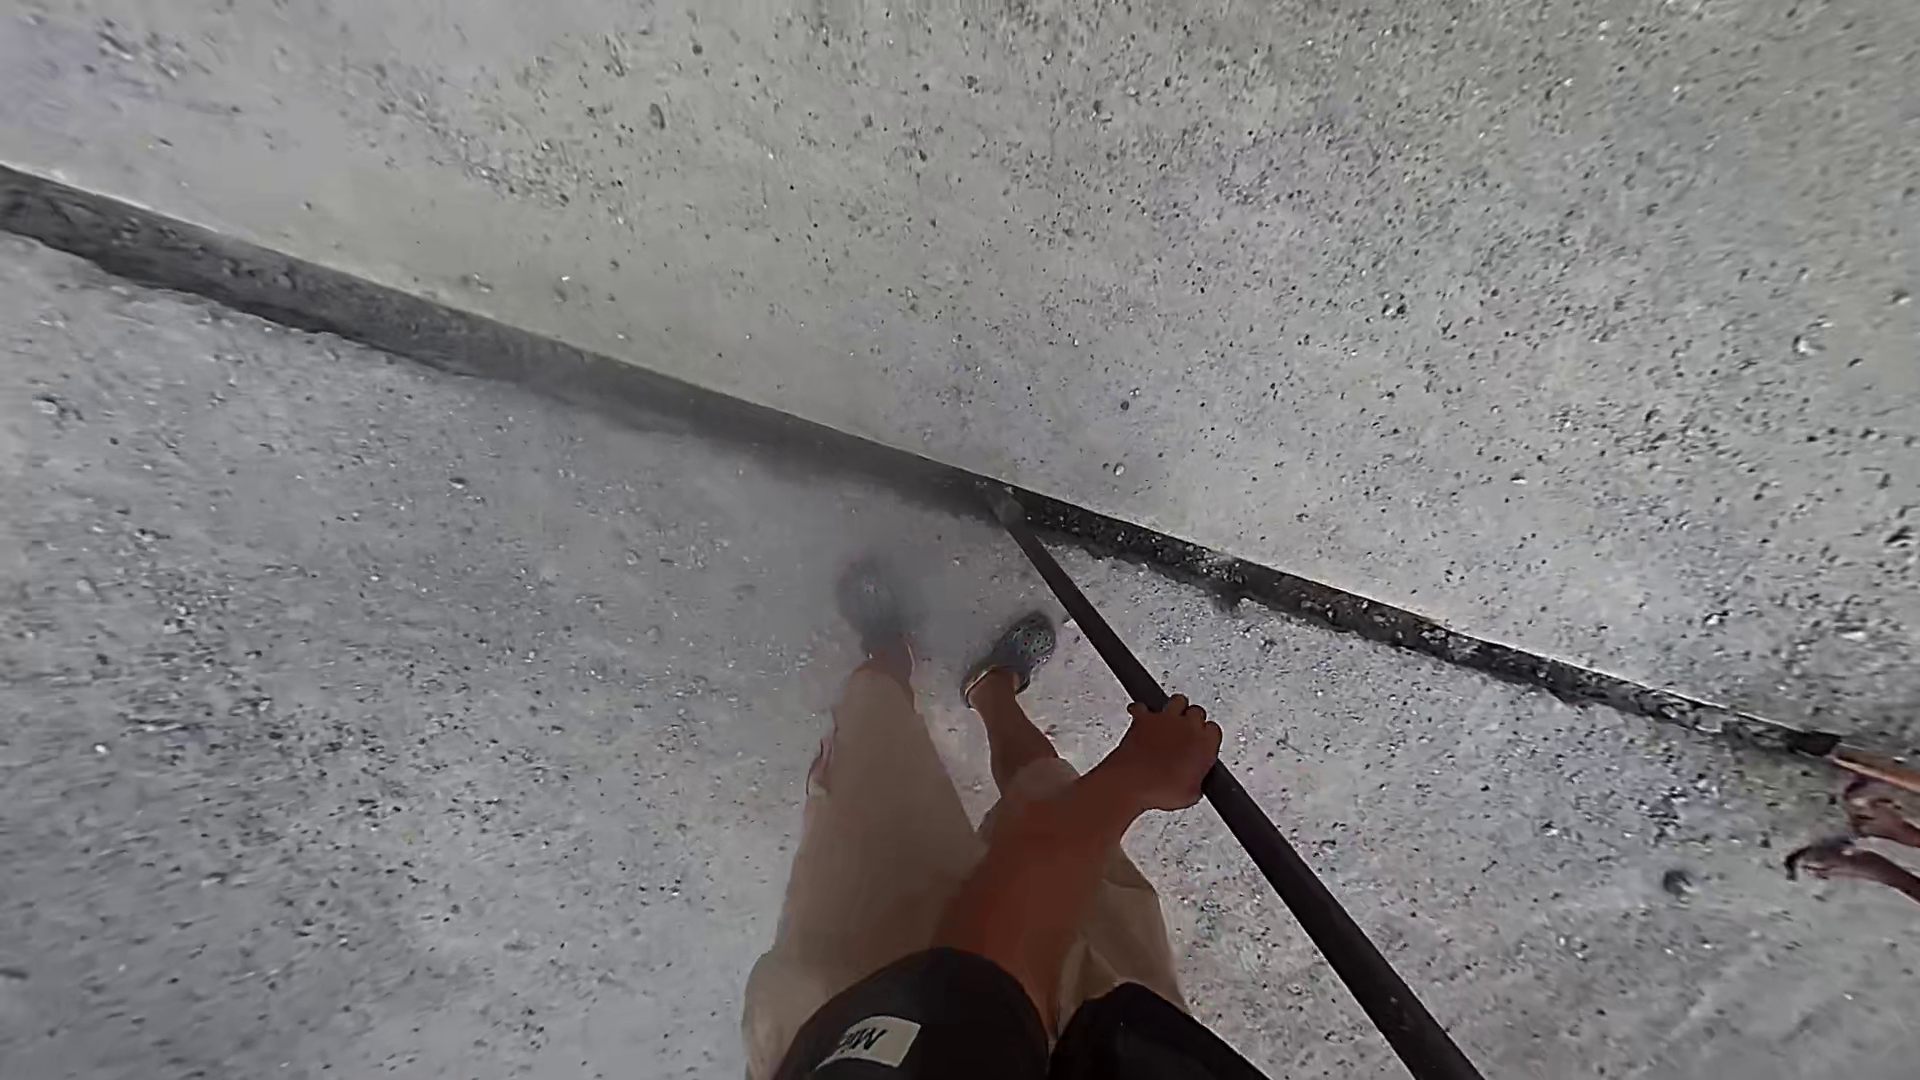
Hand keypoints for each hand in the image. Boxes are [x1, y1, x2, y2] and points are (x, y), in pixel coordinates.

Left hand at [1097, 694, 1222, 812]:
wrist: (1134, 780)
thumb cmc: (1162, 788)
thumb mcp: (1191, 793)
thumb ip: (1197, 779)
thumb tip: (1193, 780)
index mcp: (1205, 744)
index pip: (1214, 729)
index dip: (1207, 735)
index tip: (1202, 741)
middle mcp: (1188, 726)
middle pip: (1197, 711)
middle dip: (1192, 719)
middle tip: (1186, 730)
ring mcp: (1166, 718)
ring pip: (1177, 700)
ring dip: (1174, 708)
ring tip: (1170, 718)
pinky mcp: (1144, 717)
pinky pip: (1142, 706)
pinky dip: (1141, 711)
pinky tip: (1140, 716)